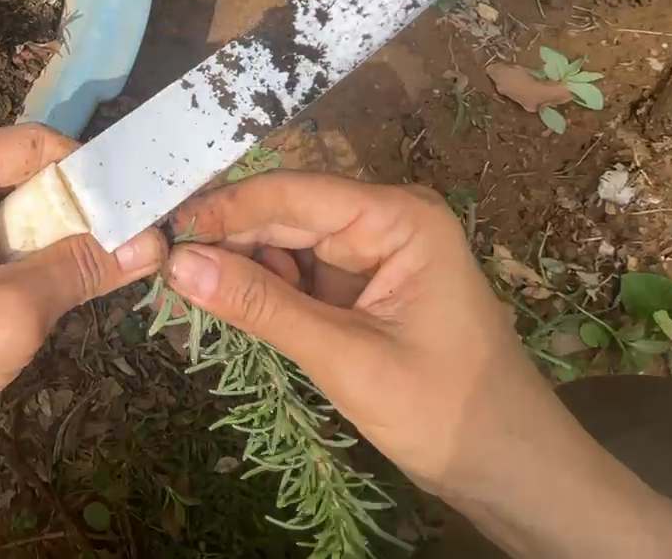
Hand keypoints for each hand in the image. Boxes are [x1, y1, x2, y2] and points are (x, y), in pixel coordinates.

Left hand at [0, 124, 164, 551]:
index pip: (37, 144)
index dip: (91, 172)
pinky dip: (25, 256)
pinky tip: (50, 289)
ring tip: (98, 272)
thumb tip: (153, 241)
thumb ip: (84, 267)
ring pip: (14, 206)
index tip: (136, 211)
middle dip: (75, 211)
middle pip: (26, 173)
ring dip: (53, 239)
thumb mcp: (16, 311)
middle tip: (128, 248)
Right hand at [162, 172, 671, 558]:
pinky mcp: (351, 279)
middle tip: (156, 255)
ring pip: (276, 238)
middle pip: (278, 212)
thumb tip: (177, 263)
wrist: (514, 478)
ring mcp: (365, 247)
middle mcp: (378, 217)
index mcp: (396, 217)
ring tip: (176, 278)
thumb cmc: (448, 414)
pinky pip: (289, 267)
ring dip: (232, 260)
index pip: (289, 193)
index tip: (160, 228)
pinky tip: (218, 295)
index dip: (222, 208)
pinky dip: (253, 283)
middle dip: (221, 235)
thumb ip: (261, 305)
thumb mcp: (347, 359)